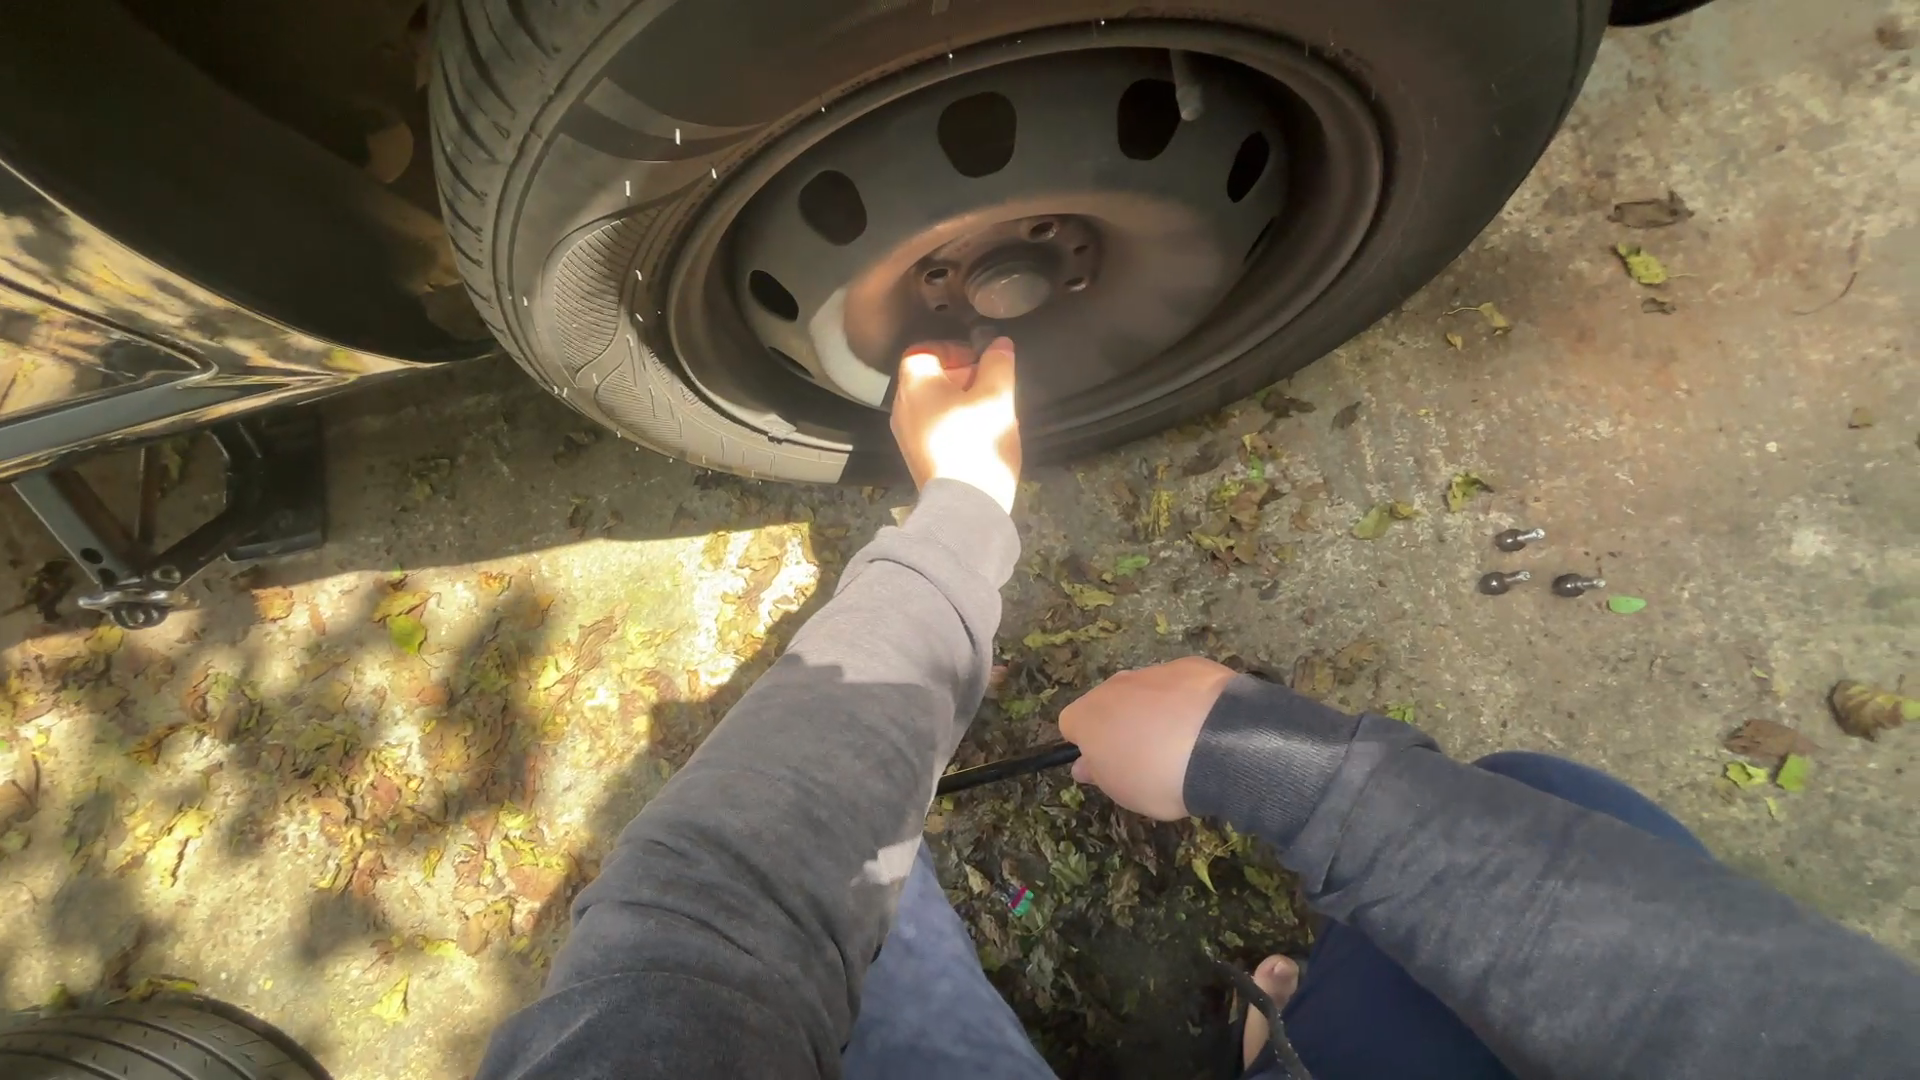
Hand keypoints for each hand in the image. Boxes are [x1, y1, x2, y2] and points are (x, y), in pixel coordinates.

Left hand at [890, 337, 1019, 512]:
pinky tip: (978, 436)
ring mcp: (906, 436)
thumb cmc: (978, 442)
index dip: (954, 349)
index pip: (925, 350)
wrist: (964, 504)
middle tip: (990, 385)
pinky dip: (952, 424)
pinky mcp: (916, 457)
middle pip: (929, 378)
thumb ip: (998, 365)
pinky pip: (932, 428)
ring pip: (933, 405)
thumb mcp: (997, 397)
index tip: (980, 360)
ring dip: (960, 401)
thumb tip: (999, 345)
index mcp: (914, 385)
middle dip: (961, 376)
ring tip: (988, 411)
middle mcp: (902, 407)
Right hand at [1057, 657, 1236, 819]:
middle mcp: (1114, 686)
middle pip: (1108, 703)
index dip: (1086, 745)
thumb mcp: (1122, 790)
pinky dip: (1187, 701)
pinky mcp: (1189, 666)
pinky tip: (1207, 723)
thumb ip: (1099, 774)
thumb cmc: (1156, 775)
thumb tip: (1083, 765)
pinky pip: (1179, 685)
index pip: (1070, 724)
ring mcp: (1152, 672)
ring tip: (1185, 743)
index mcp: (1088, 716)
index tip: (1108, 765)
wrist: (1217, 742)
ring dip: (1155, 712)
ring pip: (1144, 692)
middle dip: (1122, 724)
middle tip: (1147, 757)